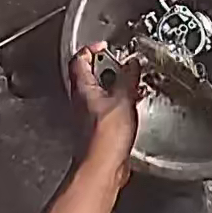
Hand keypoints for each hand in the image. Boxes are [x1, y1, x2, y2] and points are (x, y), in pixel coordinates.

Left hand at [69, 42, 141, 160]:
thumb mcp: (122, 99)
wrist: (102, 167)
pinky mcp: (99, 127)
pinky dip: (119, 101)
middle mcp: (82, 100)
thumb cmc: (104, 137)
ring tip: (131, 82)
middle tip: (122, 62)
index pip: (80, 60)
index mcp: (83, 89)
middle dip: (107, 66)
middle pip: (89, 74)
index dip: (91, 49)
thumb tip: (131, 63)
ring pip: (100, 91)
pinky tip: (131, 104)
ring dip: (115, 84)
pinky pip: (108, 107)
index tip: (105, 46)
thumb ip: (128, 78)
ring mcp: (89, 115)